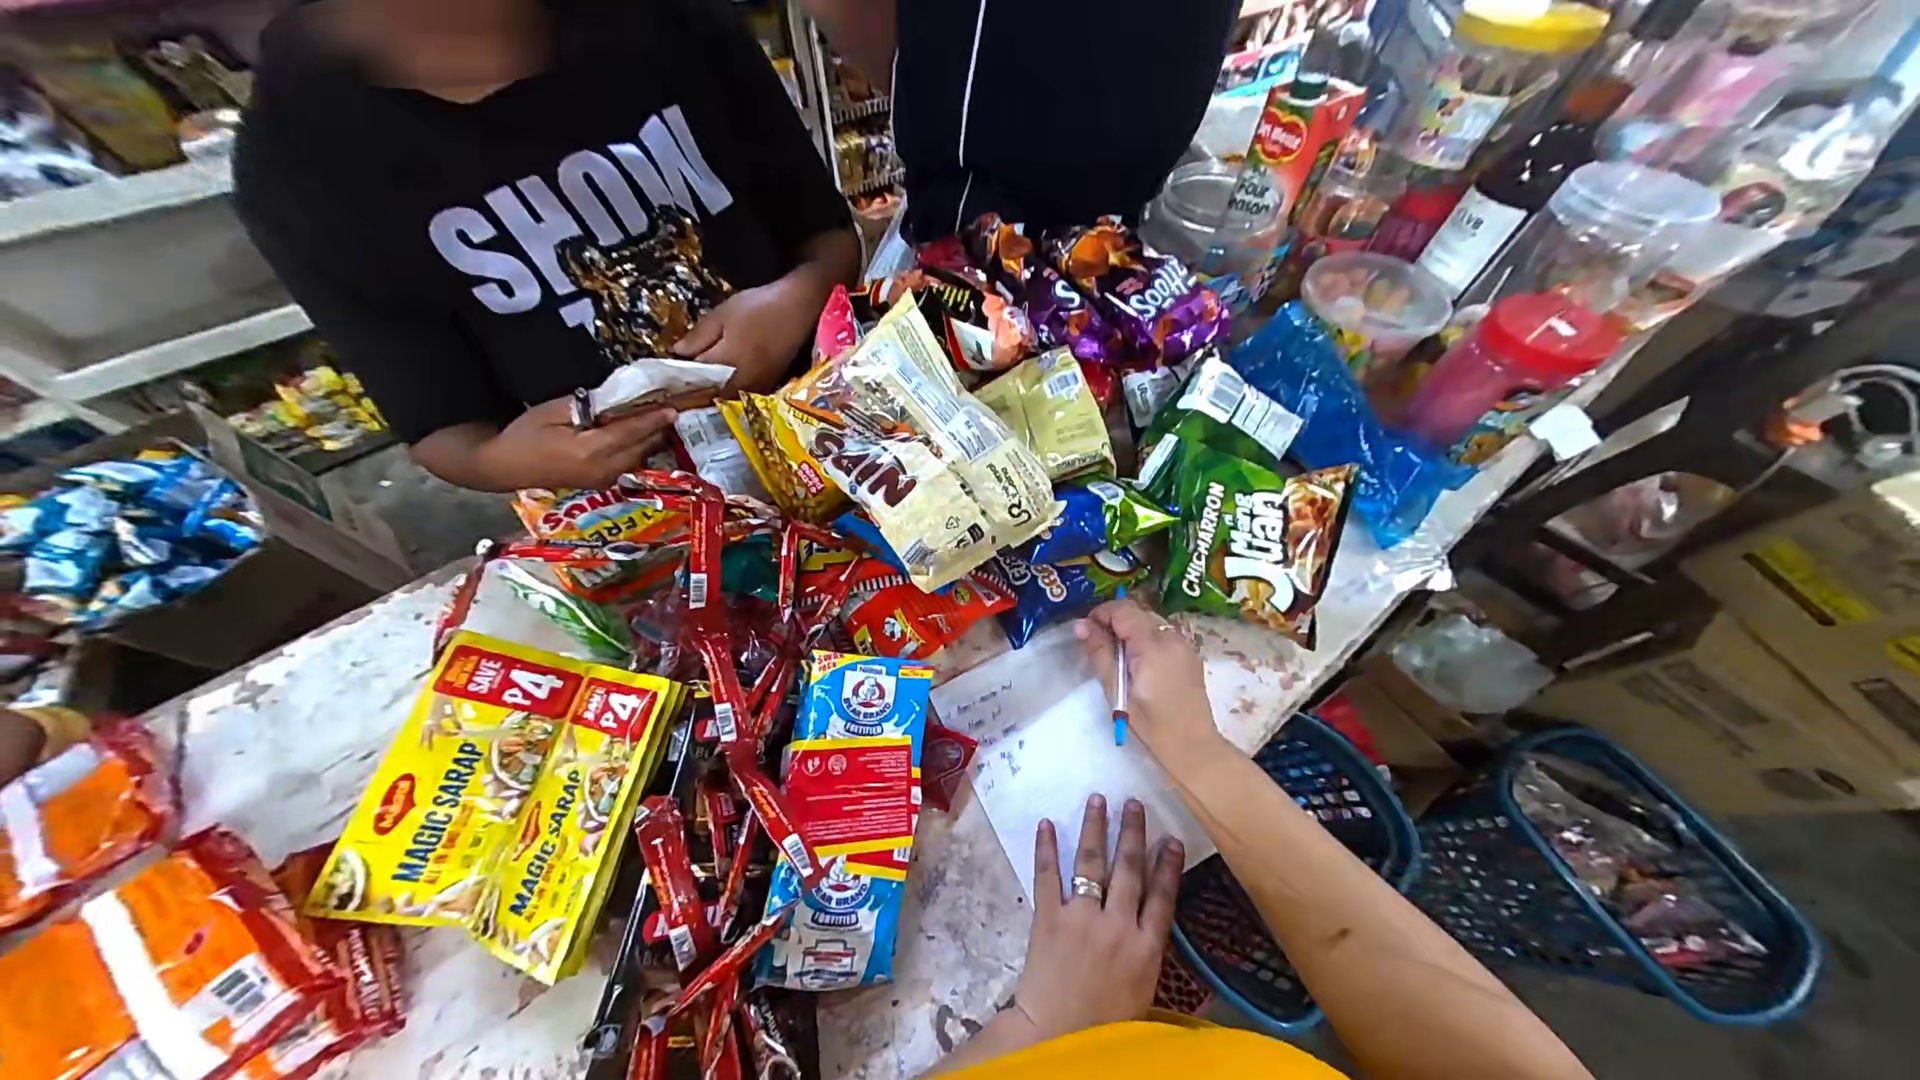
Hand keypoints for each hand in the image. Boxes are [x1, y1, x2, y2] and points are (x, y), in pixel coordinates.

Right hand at [475, 397, 677, 489]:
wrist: (505, 467)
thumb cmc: (524, 435)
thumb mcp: (551, 412)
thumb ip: (586, 406)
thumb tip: (616, 399)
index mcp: (590, 451)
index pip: (631, 432)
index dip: (653, 420)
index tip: (672, 409)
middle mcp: (604, 469)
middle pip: (642, 447)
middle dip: (658, 430)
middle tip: (673, 411)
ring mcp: (606, 479)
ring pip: (640, 457)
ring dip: (652, 440)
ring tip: (663, 422)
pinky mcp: (604, 483)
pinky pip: (631, 464)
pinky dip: (640, 450)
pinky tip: (645, 437)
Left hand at [671, 273, 826, 397]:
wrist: (799, 309)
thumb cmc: (759, 308)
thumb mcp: (722, 315)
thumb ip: (699, 337)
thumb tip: (677, 353)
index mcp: (727, 365)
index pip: (694, 381)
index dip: (676, 386)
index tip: (659, 392)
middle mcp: (742, 382)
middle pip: (710, 396)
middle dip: (691, 398)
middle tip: (672, 398)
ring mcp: (757, 386)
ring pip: (726, 399)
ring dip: (709, 399)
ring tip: (692, 397)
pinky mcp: (768, 385)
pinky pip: (742, 395)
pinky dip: (727, 394)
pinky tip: (719, 389)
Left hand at [1011, 795, 1183, 1041]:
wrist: (1058, 1038)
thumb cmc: (1107, 1027)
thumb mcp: (1143, 994)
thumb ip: (1148, 953)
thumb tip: (1155, 917)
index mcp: (1145, 948)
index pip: (1162, 897)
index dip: (1168, 865)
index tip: (1171, 837)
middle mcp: (1117, 925)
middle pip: (1129, 869)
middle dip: (1133, 833)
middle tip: (1133, 802)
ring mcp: (1081, 917)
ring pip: (1091, 863)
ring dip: (1095, 828)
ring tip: (1097, 799)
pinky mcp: (1048, 916)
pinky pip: (1047, 875)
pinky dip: (1047, 848)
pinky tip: (1046, 823)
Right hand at [1075, 598, 1227, 777]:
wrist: (1193, 747)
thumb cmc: (1150, 723)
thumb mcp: (1116, 689)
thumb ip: (1099, 652)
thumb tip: (1081, 625)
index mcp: (1153, 644)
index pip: (1123, 610)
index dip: (1100, 613)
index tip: (1085, 630)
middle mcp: (1172, 637)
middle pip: (1137, 612)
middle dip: (1114, 620)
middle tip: (1097, 643)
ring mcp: (1184, 645)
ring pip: (1151, 622)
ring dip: (1130, 629)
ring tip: (1116, 654)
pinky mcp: (1190, 656)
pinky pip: (1163, 635)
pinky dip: (1146, 638)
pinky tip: (1138, 663)